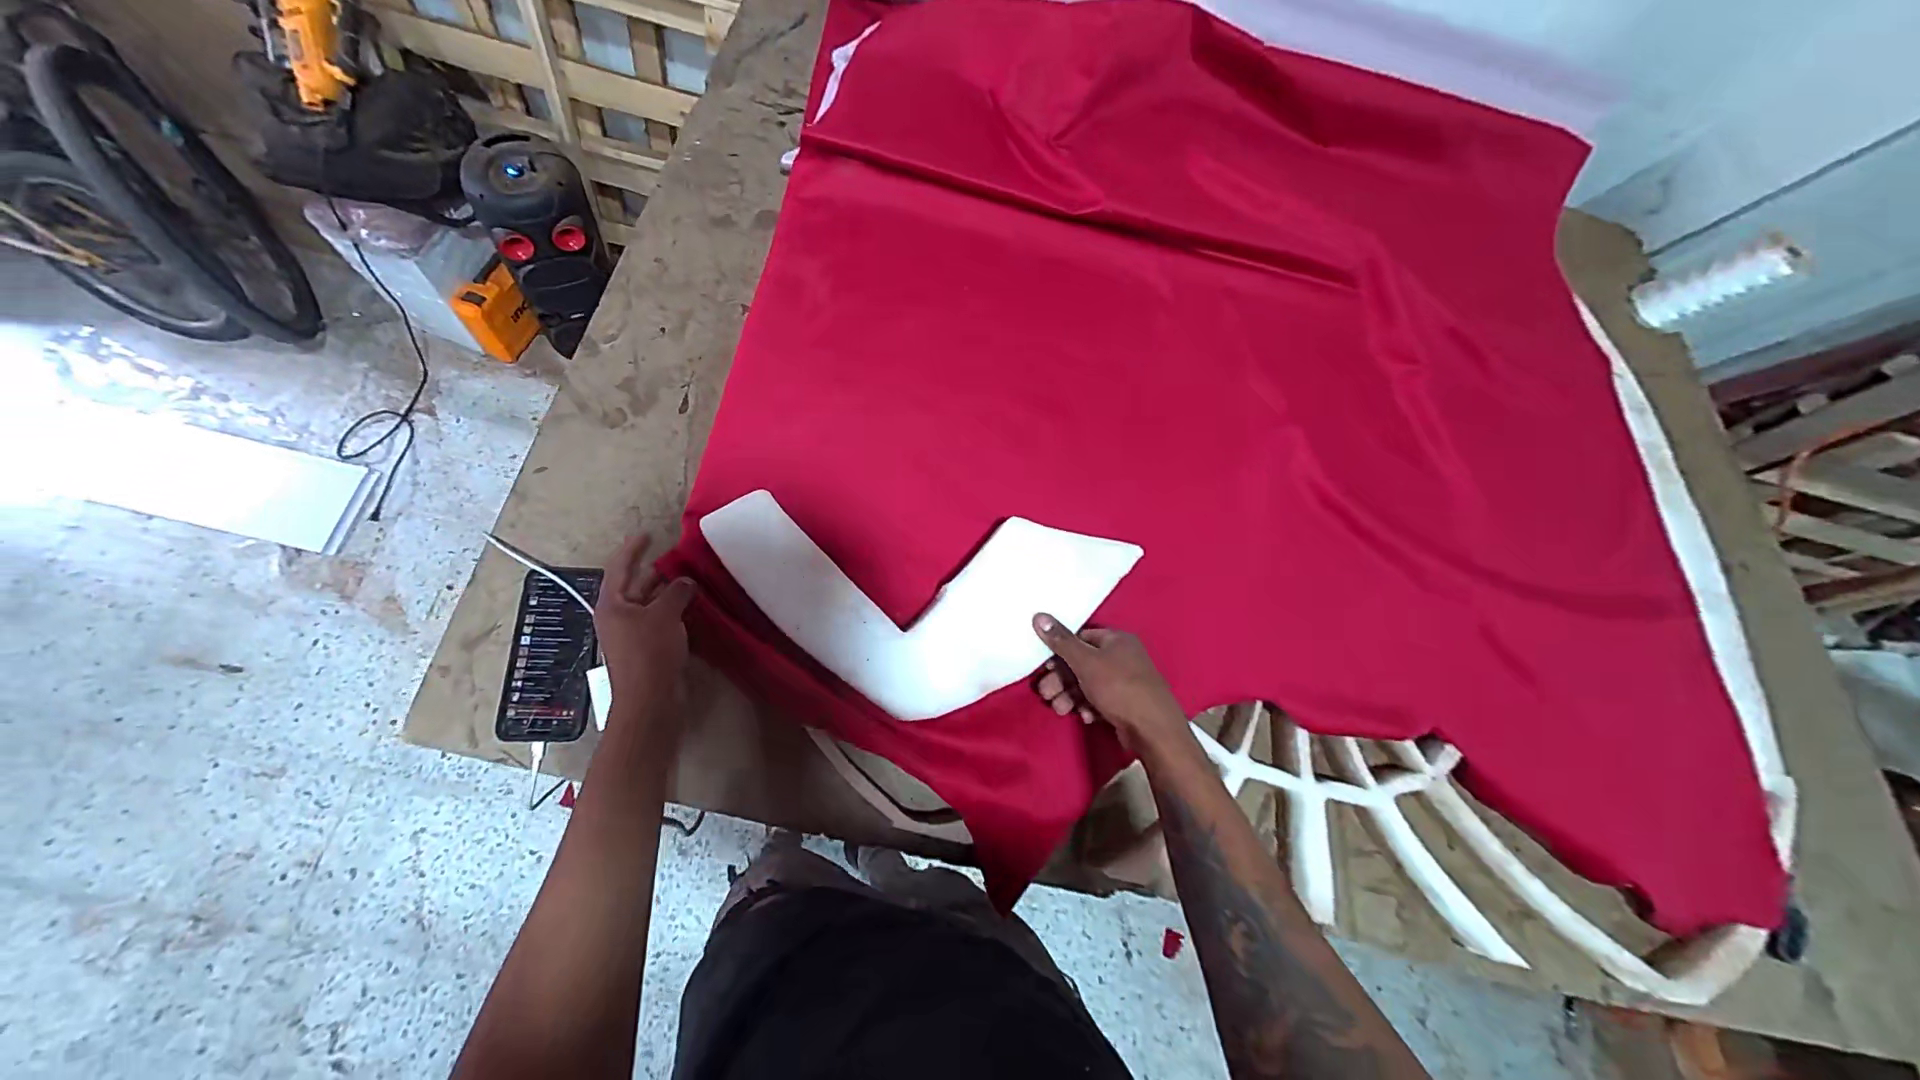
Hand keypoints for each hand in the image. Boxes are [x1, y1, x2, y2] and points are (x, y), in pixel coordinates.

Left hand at [594, 534, 695, 717]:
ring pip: (651, 605)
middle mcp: (619, 617)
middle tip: (680, 559)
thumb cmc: (650, 653)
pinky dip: (675, 612)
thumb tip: (685, 582)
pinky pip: (661, 621)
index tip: (647, 535)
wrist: (651, 699)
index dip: (633, 549)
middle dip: (657, 573)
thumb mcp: (664, 615)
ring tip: (693, 580)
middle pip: (637, 586)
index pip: (620, 568)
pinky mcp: (648, 649)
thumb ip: (676, 592)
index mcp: (612, 605)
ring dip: (670, 593)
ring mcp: (633, 634)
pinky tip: (694, 608)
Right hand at [1031, 614, 1190, 758]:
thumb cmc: (1118, 688)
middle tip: (1046, 693)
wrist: (1153, 729)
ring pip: (1089, 684)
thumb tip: (1039, 615)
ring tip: (1060, 709)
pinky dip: (1089, 706)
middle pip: (1083, 663)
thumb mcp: (1085, 662)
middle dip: (1062, 680)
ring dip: (1071, 696)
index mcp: (1117, 640)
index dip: (1061, 651)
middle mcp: (1123, 657)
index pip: (1081, 638)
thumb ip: (1061, 641)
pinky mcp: (1126, 704)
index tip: (1046, 667)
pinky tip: (1086, 716)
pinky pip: (1101, 700)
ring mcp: (1126, 682)